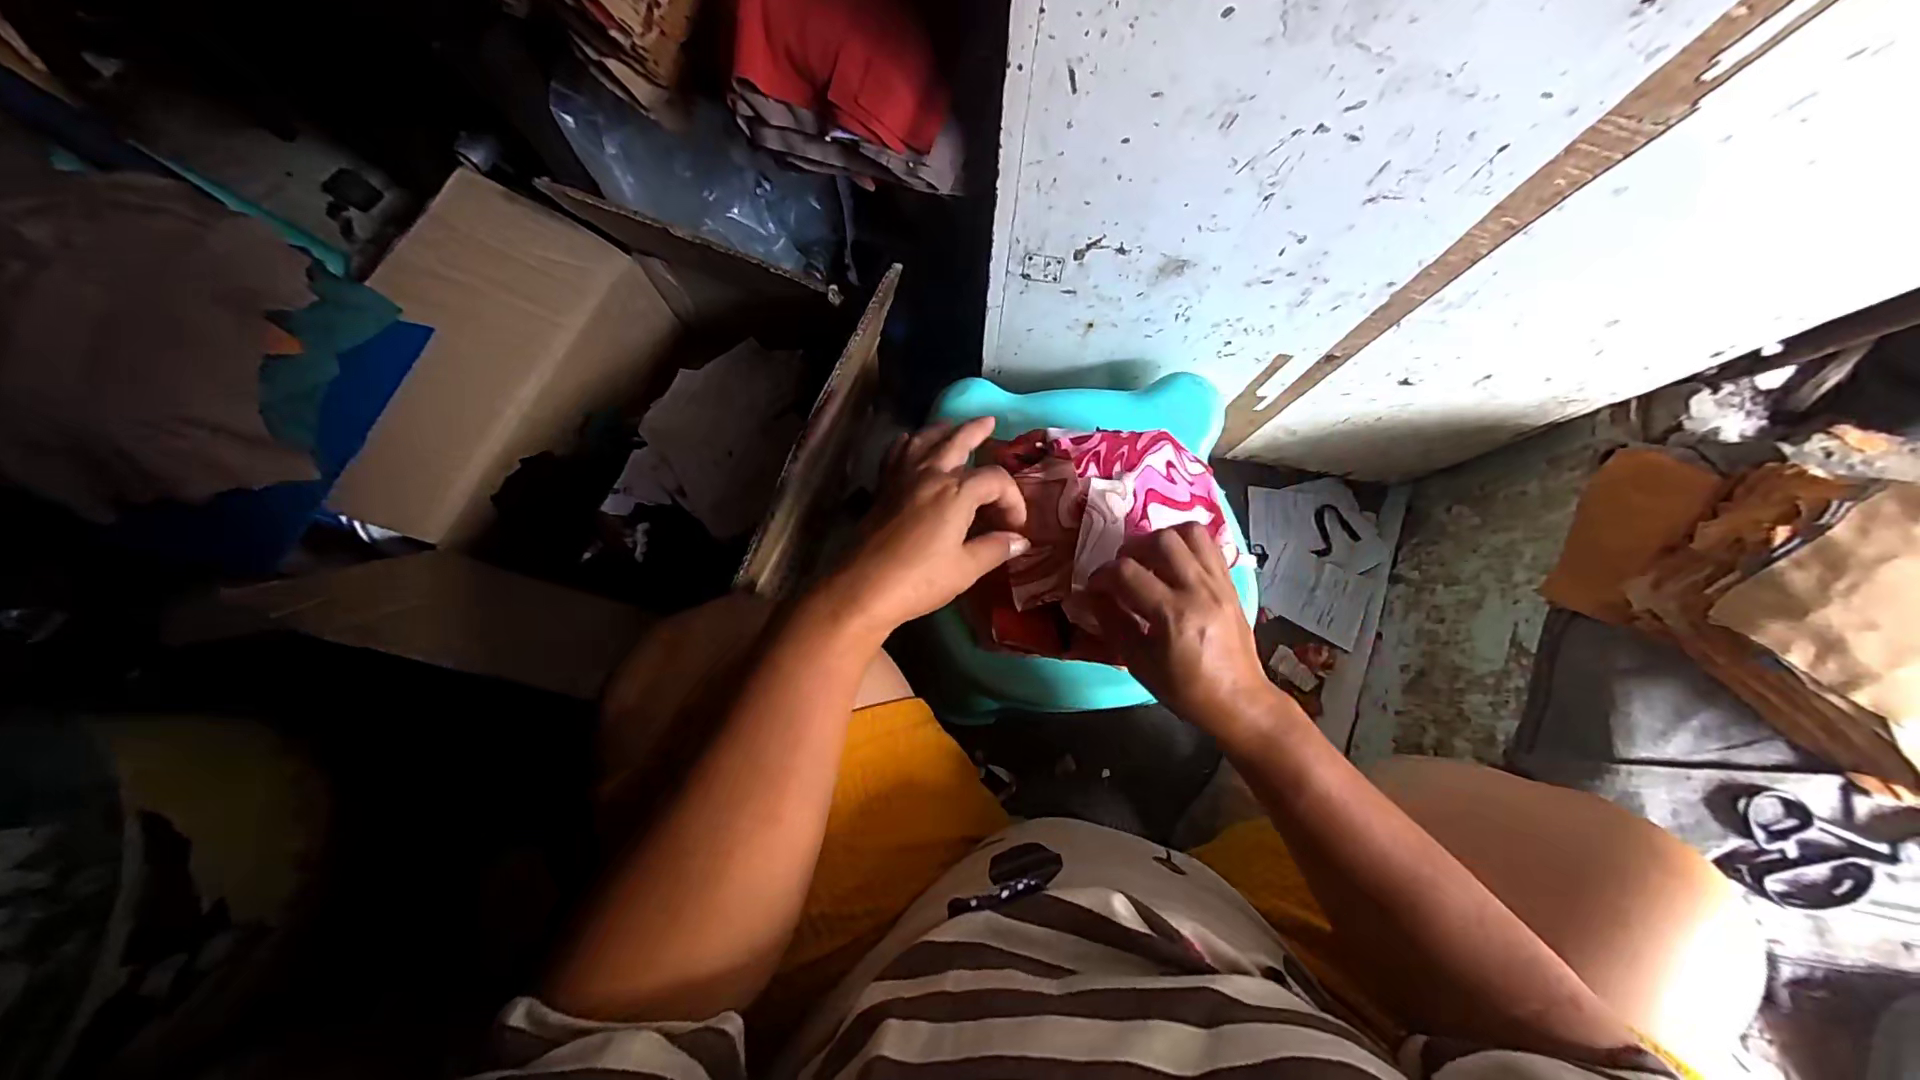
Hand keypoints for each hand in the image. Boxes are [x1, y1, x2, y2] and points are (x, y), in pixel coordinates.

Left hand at [825, 417, 1029, 633]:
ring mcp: (902, 478)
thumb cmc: (919, 580)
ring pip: (924, 440)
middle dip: (976, 431)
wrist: (862, 588)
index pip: (996, 480)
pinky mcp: (882, 488)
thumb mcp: (965, 569)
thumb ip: (994, 549)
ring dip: (942, 429)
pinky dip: (909, 443)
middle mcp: (930, 474)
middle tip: (989, 422)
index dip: (1013, 500)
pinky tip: (911, 444)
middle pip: (957, 441)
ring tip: (952, 426)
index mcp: (957, 492)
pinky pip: (897, 453)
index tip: (1015, 527)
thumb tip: (1019, 540)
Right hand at [1086, 523, 1282, 740]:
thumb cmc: (1185, 689)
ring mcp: (1219, 583)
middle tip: (1122, 568)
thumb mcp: (1138, 663)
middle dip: (1131, 548)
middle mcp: (1198, 590)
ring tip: (1149, 558)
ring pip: (1188, 532)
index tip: (1095, 588)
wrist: (1238, 700)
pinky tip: (1173, 562)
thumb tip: (1090, 596)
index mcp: (1173, 615)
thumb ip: (1112, 622)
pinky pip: (1209, 544)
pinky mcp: (1230, 583)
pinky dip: (1186, 544)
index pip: (1126, 572)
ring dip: (1160, 538)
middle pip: (1160, 541)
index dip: (1102, 575)